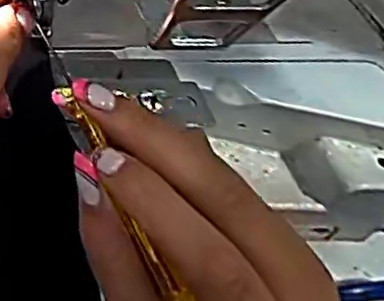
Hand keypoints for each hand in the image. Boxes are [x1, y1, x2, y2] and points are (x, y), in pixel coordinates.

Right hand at [64, 80, 336, 300]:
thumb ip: (122, 270)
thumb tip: (88, 187)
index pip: (212, 256)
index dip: (149, 200)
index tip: (97, 156)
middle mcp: (294, 284)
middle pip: (224, 191)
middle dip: (148, 136)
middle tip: (93, 100)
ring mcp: (296, 256)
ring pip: (228, 175)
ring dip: (160, 135)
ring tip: (110, 106)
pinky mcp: (280, 233)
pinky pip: (228, 177)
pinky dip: (180, 151)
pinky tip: (146, 133)